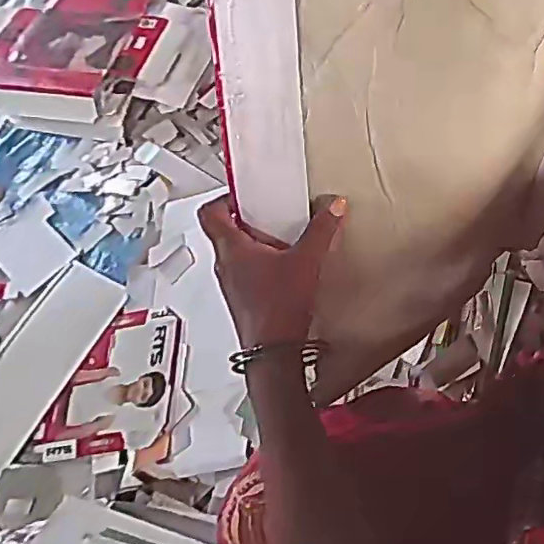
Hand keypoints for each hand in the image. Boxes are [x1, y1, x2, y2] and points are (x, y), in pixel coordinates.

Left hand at [198, 194, 347, 349]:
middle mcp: (226, 265)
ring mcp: (234, 283)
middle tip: (273, 214)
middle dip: (252, 220)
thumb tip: (332, 207)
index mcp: (231, 249)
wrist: (274, 350)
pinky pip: (251, 272)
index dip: (225, 197)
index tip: (244, 193)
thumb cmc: (277, 309)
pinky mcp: (247, 298)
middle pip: (227, 231)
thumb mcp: (307, 259)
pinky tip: (292, 268)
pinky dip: (268, 264)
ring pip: (239, 253)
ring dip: (260, 243)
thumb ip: (322, 230)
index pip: (210, 213)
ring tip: (287, 240)